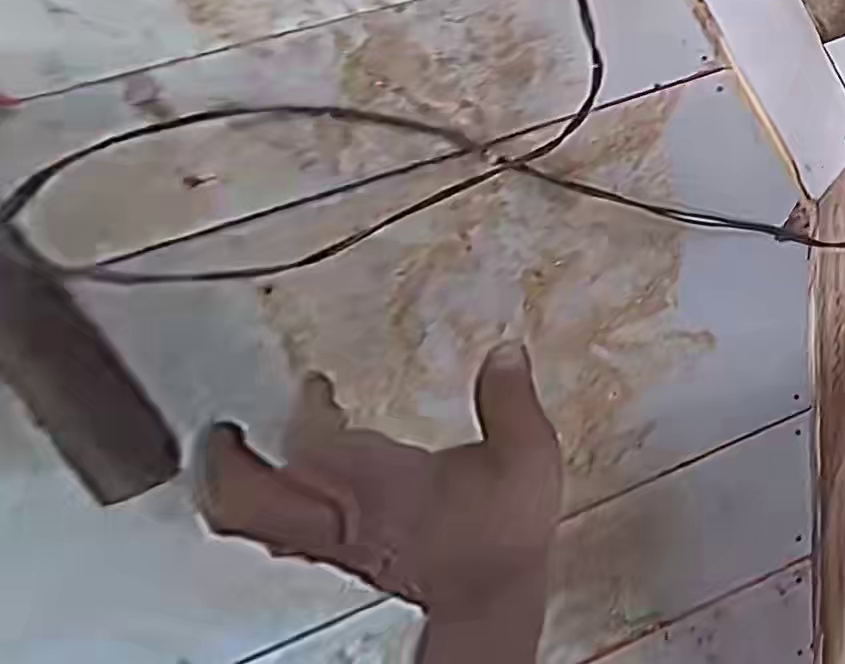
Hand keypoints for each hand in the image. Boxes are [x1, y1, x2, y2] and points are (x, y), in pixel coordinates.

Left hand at [195, 343, 562, 616]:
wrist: (493, 588)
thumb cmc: (508, 518)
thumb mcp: (526, 448)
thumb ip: (509, 398)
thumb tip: (503, 349)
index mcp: (385, 486)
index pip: (315, 449)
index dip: (304, 413)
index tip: (311, 382)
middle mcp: (345, 517)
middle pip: (249, 500)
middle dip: (225, 463)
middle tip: (224, 427)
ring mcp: (335, 543)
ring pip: (251, 522)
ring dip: (232, 487)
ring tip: (239, 451)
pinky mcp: (340, 555)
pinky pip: (276, 531)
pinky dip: (264, 505)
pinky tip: (288, 487)